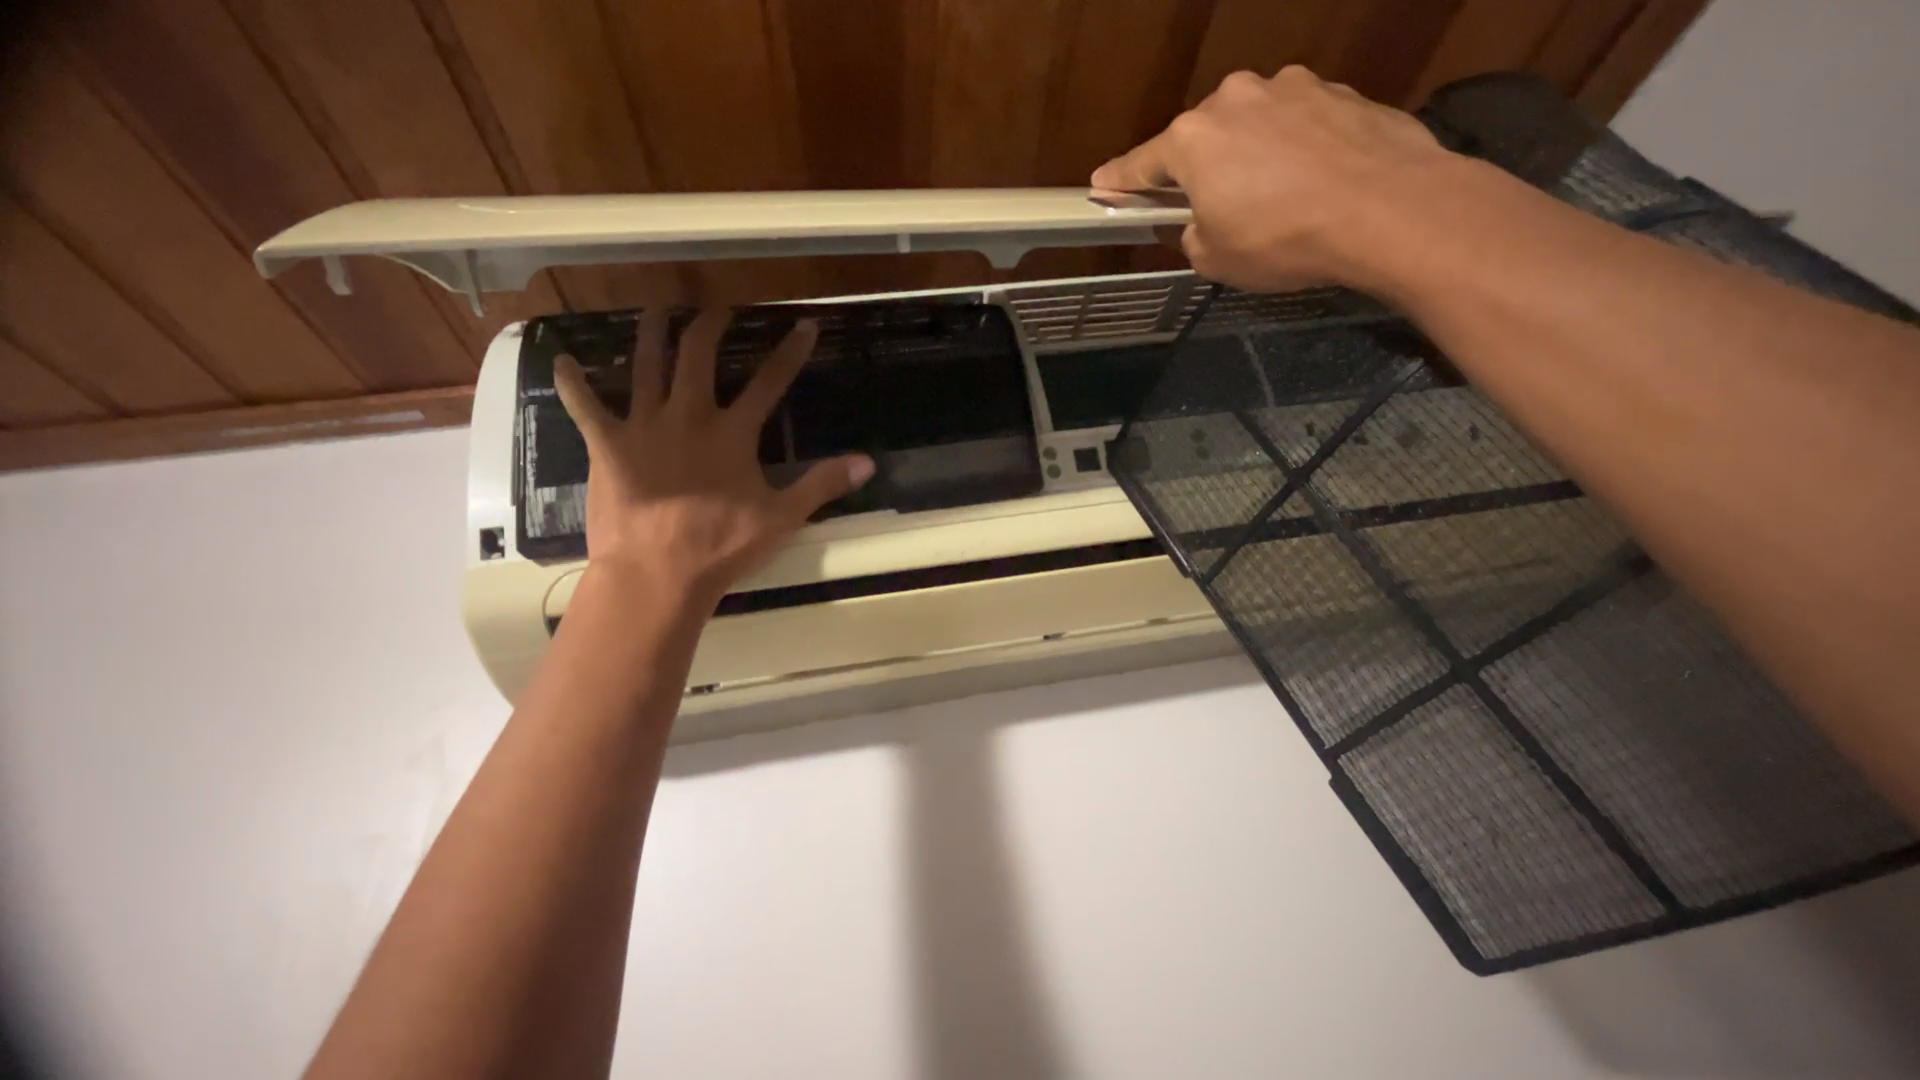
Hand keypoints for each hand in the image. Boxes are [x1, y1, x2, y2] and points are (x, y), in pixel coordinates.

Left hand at [553, 309, 874, 611]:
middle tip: (718, 309)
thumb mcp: (782, 517)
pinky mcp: (607, 444)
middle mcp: (688, 414)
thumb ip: (822, 484)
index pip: (769, 381)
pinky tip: (561, 361)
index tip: (805, 325)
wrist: (657, 572)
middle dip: (710, 324)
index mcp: (732, 432)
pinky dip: (573, 382)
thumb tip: (868, 462)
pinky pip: (585, 405)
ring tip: (657, 311)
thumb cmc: (721, 546)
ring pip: (646, 365)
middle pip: (699, 354)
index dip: (791, 351)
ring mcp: (644, 425)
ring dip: (652, 333)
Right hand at [1092, 66, 1452, 292]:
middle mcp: (1237, 99)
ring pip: (1257, 126)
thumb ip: (1193, 235)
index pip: (1141, 164)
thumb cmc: (1284, 239)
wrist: (1389, 209)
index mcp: (1193, 139)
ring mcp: (1293, 88)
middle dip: (1207, 170)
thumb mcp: (1216, 259)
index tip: (1102, 185)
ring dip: (1258, 155)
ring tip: (1284, 199)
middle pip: (1205, 138)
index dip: (1120, 182)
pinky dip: (1303, 150)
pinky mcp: (1341, 93)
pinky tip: (1322, 184)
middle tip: (1222, 210)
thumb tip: (1202, 222)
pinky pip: (1304, 125)